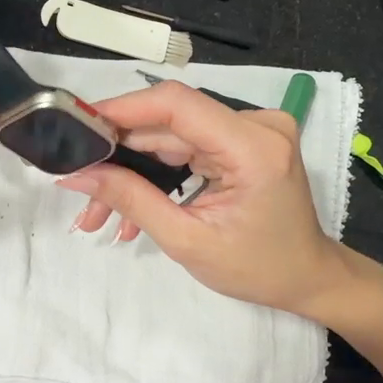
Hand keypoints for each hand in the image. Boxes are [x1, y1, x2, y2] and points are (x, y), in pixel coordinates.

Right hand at [57, 81, 349, 313]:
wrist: (307, 277)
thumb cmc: (257, 268)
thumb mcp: (187, 241)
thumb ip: (131, 201)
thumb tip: (75, 175)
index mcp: (253, 147)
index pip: (176, 104)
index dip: (122, 108)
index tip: (77, 125)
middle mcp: (255, 125)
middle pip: (167, 122)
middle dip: (117, 154)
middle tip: (76, 185)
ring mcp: (249, 129)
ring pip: (168, 135)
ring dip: (130, 168)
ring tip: (97, 211)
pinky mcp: (239, 139)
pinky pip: (182, 145)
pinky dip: (152, 171)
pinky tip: (127, 202)